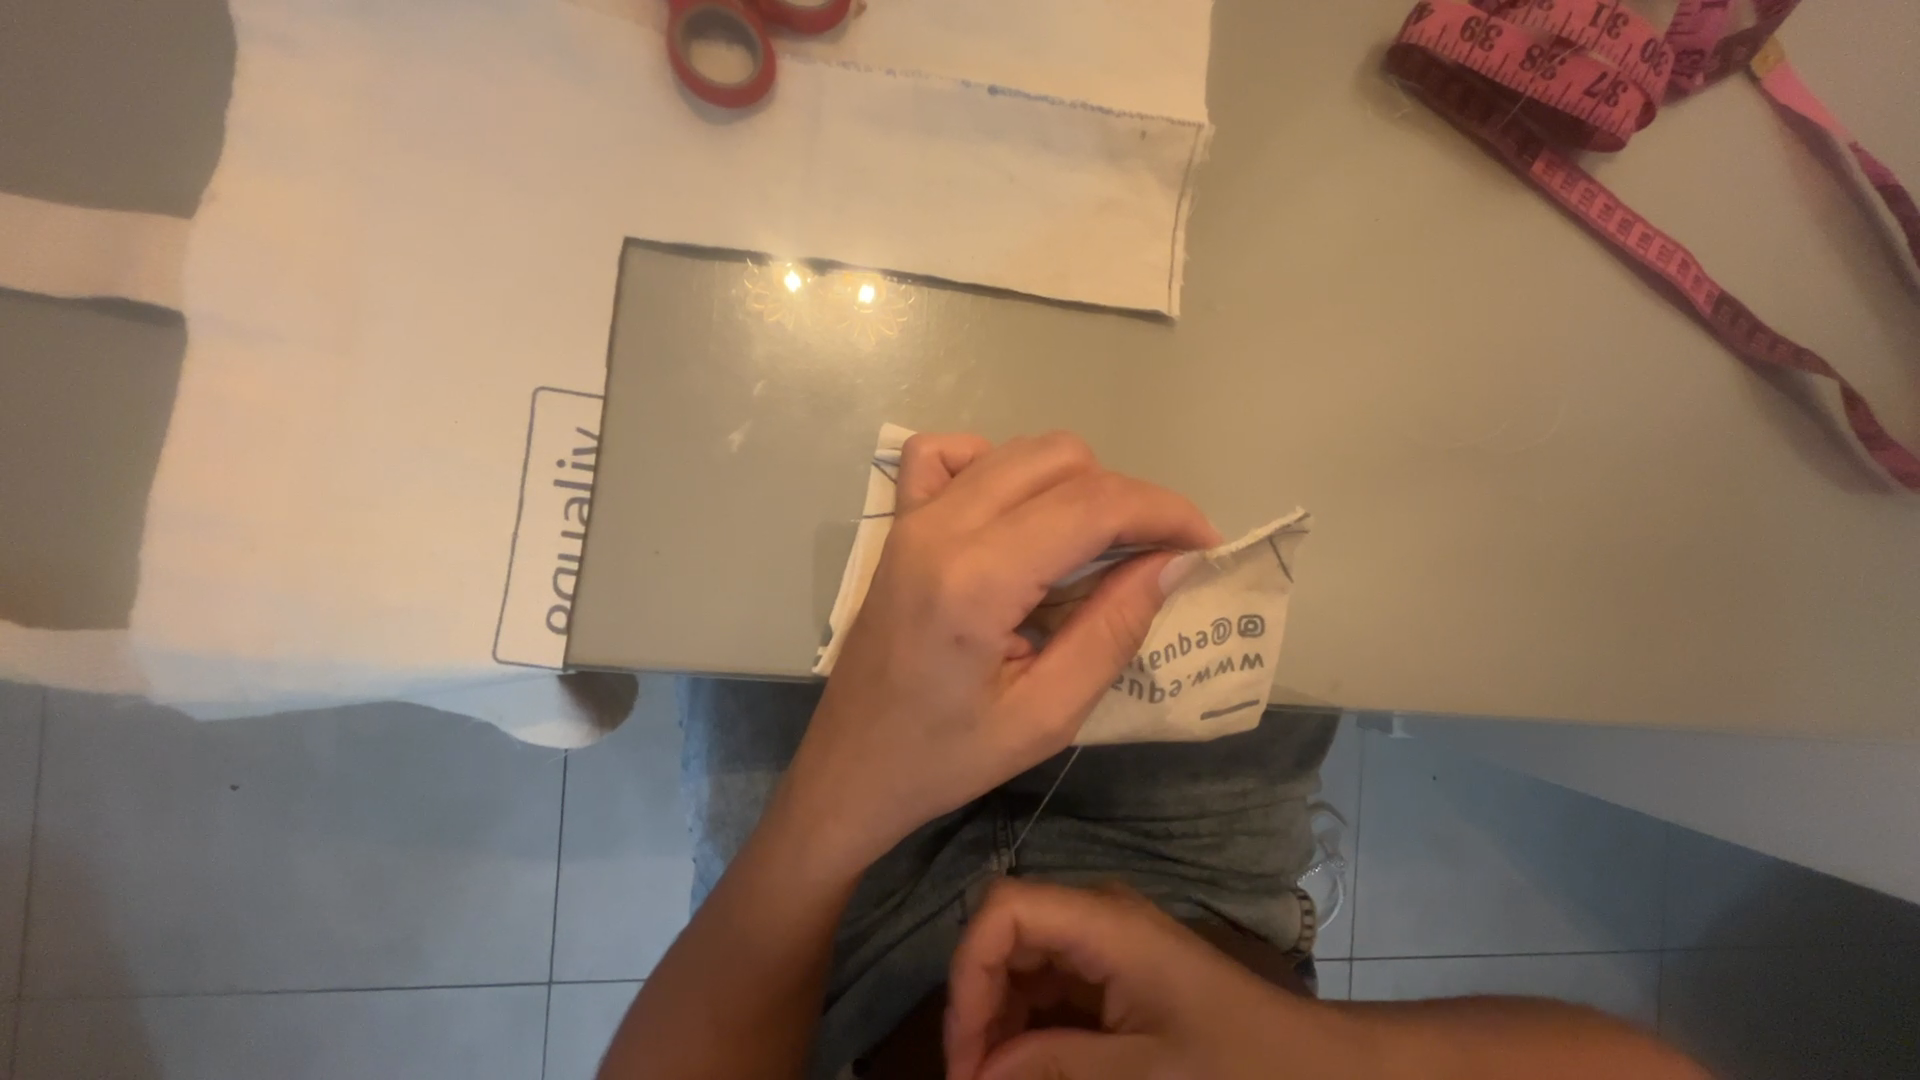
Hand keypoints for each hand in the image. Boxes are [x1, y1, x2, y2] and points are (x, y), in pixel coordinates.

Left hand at [784, 432, 1218, 867]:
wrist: (851, 768)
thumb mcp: (1047, 715)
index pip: (1091, 505)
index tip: (1205, 543)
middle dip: (1124, 499)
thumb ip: (1113, 630)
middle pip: (1060, 460)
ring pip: (1015, 450)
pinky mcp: (897, 525)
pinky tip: (1015, 514)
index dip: (1163, 512)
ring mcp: (911, 518)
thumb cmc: (946, 757)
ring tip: (1092, 547)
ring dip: (1072, 484)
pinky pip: (946, 455)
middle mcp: (940, 527)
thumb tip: (1172, 562)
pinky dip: (996, 465)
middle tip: (1150, 557)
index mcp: (975, 579)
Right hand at [945, 879, 1308, 1079]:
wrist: (1317, 1066)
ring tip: (993, 1079)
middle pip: (1006, 931)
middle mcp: (1096, 912)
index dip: (969, 971)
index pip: (1004, 908)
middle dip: (978, 1002)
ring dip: (999, 1017)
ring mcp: (1104, 936)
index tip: (964, 1056)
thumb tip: (975, 1076)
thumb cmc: (1240, 1066)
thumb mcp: (1144, 1075)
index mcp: (1104, 920)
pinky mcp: (1112, 964)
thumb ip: (1053, 1066)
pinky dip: (1027, 1022)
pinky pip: (1050, 980)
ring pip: (1021, 957)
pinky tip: (1026, 1067)